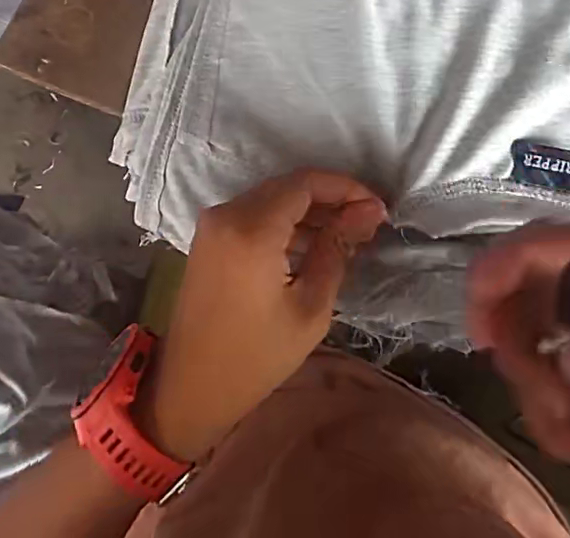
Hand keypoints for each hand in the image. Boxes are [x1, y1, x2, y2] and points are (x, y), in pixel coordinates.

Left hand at [136, 168, 387, 461]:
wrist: (192, 385)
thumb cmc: (257, 356)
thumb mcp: (310, 307)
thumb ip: (337, 248)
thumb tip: (368, 211)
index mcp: (251, 229)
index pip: (304, 183)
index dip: (345, 187)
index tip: (377, 207)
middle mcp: (227, 212)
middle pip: (287, 186)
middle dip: (329, 197)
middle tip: (366, 221)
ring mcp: (213, 222)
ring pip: (270, 196)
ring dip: (308, 209)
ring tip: (346, 233)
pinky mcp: (209, 235)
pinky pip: (253, 212)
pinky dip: (283, 220)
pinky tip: (311, 242)